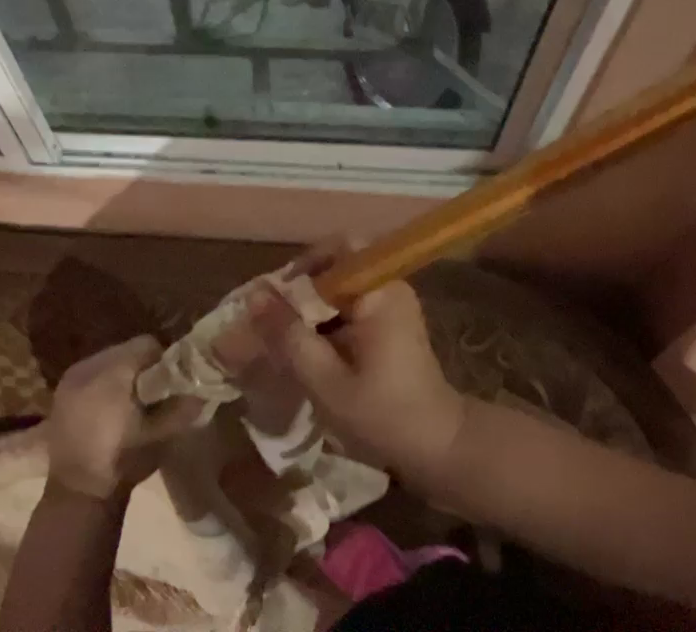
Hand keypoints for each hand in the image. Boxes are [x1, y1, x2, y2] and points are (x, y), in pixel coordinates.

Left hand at [45, 335, 201, 500]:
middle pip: (126, 351)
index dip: (164, 361)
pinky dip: (106, 384)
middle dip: (143, 368)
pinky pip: (92, 375)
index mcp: (113, 371)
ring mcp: (71, 378)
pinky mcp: (62, 393)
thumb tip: (203, 389)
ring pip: (108, 361)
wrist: (78, 494)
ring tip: (133, 403)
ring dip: (124, 375)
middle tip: (155, 395)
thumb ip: (184, 406)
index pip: (147, 345)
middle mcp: (88, 366)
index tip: (172, 384)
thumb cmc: (124, 461)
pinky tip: (112, 409)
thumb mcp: (162, 434)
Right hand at [247, 280, 467, 492]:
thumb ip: (289, 336)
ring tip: (283, 339)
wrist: (440, 447)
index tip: (276, 296)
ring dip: (311, 309)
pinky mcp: (391, 326)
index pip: (339, 249)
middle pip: (337, 267)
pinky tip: (308, 352)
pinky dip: (327, 323)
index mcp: (379, 293)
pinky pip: (351, 308)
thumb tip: (255, 295)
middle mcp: (389, 289)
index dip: (303, 265)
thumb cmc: (383, 414)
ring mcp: (393, 307)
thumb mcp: (325, 381)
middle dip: (301, 291)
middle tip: (272, 321)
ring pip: (341, 290)